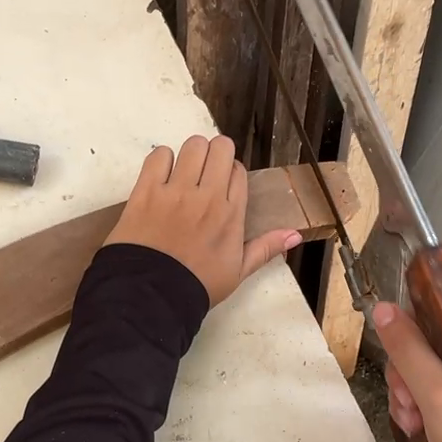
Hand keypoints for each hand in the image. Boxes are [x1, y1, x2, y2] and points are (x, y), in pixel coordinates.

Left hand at [104, 135, 301, 305]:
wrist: (153, 295)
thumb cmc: (197, 285)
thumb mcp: (237, 272)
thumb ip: (265, 249)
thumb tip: (295, 235)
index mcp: (230, 213)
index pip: (238, 170)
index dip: (229, 173)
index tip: (220, 186)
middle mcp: (206, 196)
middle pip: (219, 148)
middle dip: (213, 154)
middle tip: (202, 173)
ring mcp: (175, 191)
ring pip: (191, 146)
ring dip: (189, 155)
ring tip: (181, 174)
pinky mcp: (146, 191)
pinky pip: (158, 156)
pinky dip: (161, 161)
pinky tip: (160, 177)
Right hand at [372, 303, 441, 441]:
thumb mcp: (439, 395)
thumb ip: (409, 349)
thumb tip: (382, 307)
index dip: (419, 325)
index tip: (400, 353)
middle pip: (436, 342)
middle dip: (410, 370)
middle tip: (407, 398)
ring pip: (429, 368)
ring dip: (409, 392)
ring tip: (411, 419)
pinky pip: (436, 391)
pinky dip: (419, 406)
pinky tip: (415, 426)